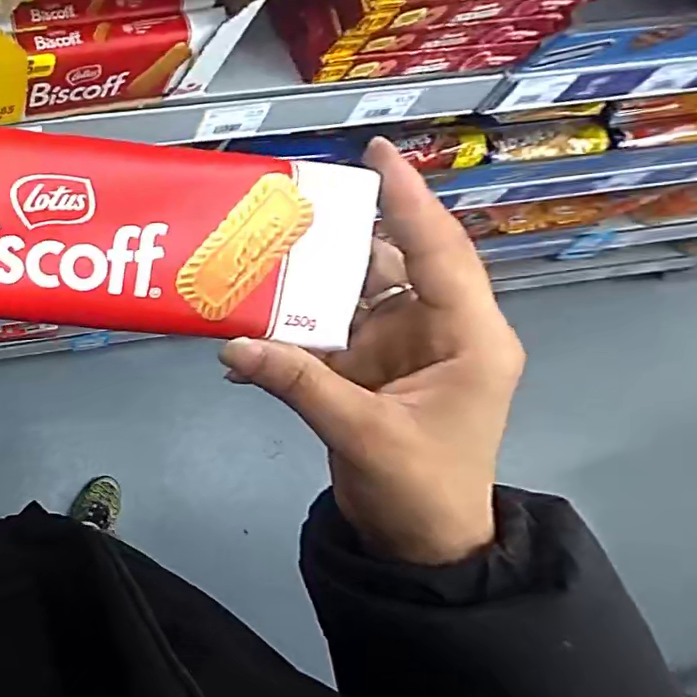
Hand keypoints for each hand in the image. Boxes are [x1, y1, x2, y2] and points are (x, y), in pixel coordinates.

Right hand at [218, 138, 524, 564]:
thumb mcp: (363, 433)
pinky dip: (288, 332)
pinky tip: (249, 330)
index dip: (409, 200)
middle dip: (338, 239)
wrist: (418, 542)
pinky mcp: (363, 372)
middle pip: (385, 267)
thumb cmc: (421, 488)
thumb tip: (231, 346)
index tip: (375, 153)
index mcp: (465, 336)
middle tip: (285, 210)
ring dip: (304, 286)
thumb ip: (298, 384)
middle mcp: (433, 331)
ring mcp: (395, 351)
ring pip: (348, 300)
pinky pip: (322, 337)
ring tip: (256, 260)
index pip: (439, 251)